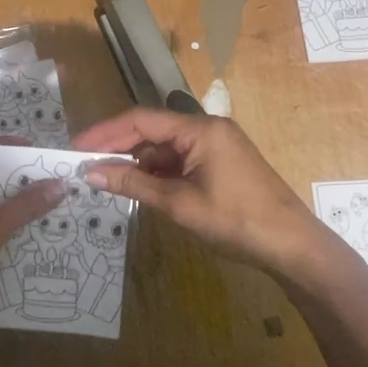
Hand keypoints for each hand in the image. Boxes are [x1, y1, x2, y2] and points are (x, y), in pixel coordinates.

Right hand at [72, 109, 335, 275]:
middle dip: (117, 147)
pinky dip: (156, 172)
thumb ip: (132, 184)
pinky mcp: (220, 163)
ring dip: (135, 162)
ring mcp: (216, 146)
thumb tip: (90, 173)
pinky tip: (137, 187)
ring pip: (163, 147)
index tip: (75, 147)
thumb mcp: (178, 203)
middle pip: (151, 130)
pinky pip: (179, 160)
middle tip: (84, 164)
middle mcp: (208, 129)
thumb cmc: (236, 221)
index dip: (104, 132)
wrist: (292, 246)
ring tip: (105, 180)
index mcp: (200, 129)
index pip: (141, 120)